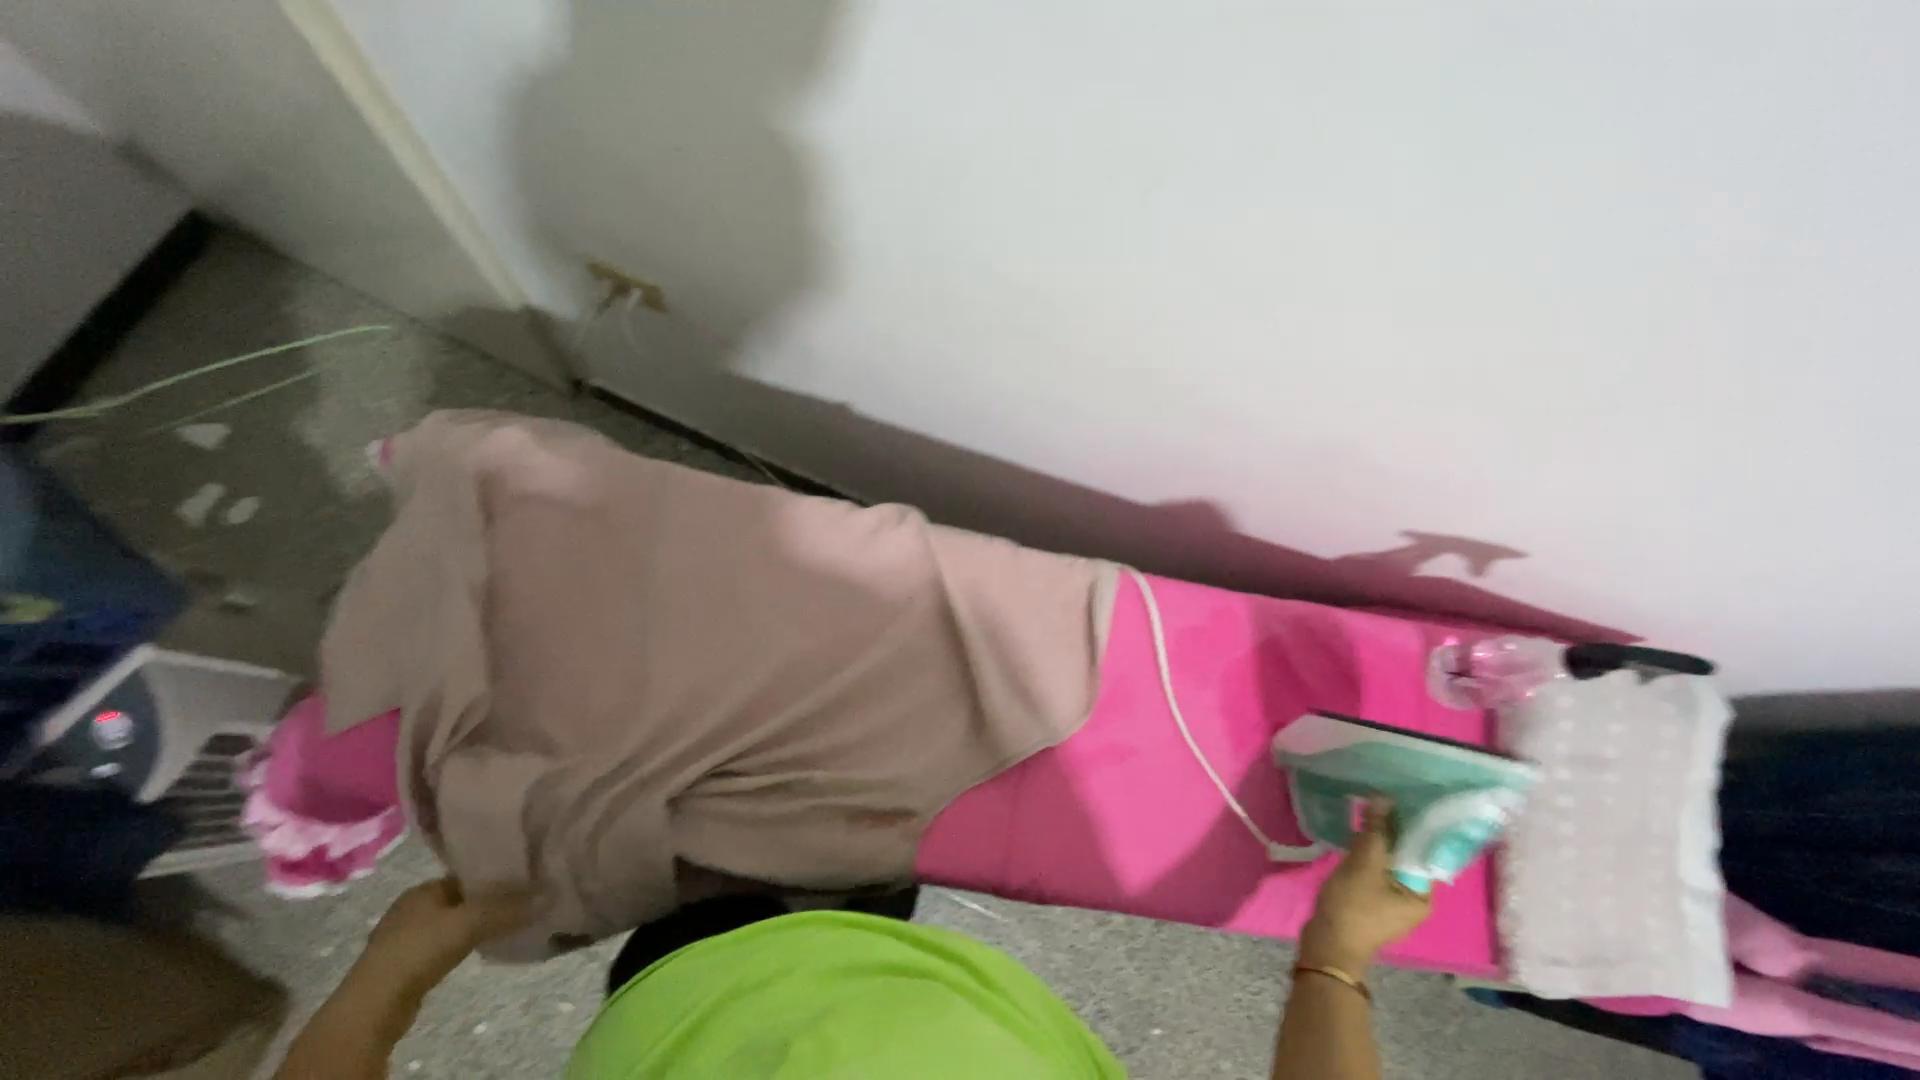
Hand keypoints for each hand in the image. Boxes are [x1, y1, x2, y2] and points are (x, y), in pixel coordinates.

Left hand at [356, 878, 533, 996]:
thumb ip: (509, 907)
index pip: (467, 874)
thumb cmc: (420, 949)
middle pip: (461, 898)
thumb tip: (551, 893)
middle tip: (522, 903)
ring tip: (507, 926)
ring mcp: (405, 936)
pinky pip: (444, 944)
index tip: (525, 881)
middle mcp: (411, 906)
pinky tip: (479, 949)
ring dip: (476, 924)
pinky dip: (463, 943)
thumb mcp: (471, 922)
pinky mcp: (405, 963)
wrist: (375, 1004)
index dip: (496, 876)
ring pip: (452, 922)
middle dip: (488, 901)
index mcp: (423, 888)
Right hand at [1299, 798, 1432, 971]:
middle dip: (1389, 834)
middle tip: (1375, 806)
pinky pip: (1375, 876)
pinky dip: (1366, 861)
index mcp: (1423, 896)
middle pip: (1404, 859)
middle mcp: (1414, 902)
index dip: (1409, 827)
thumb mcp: (1363, 864)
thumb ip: (1375, 831)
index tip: (1396, 802)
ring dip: (1375, 846)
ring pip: (1388, 867)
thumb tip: (1383, 797)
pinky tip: (1352, 846)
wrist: (1327, 945)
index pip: (1422, 853)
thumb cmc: (1352, 907)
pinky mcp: (1373, 907)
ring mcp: (1393, 907)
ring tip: (1362, 820)